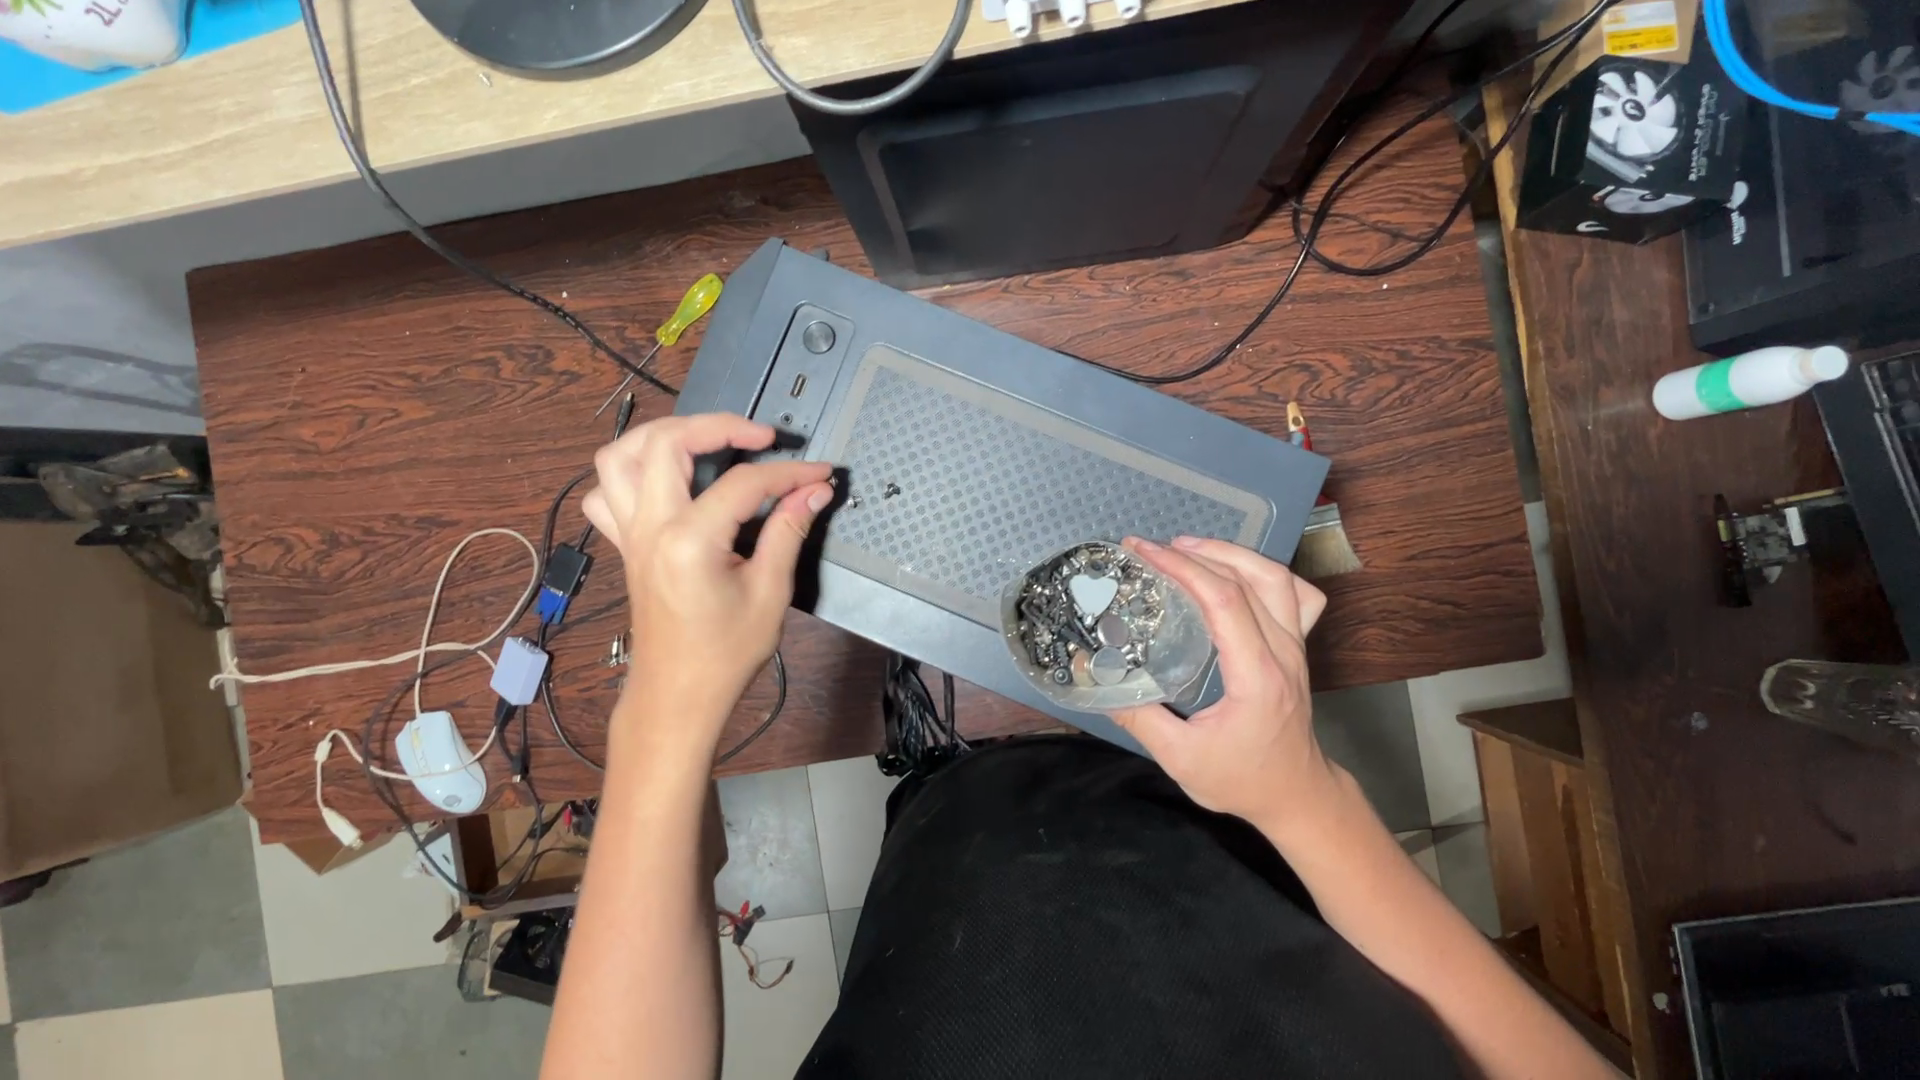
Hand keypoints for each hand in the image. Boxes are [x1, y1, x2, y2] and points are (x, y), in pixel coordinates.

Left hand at [582, 414, 833, 749]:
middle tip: (760, 437)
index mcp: (688, 541)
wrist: (679, 694)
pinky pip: (605, 494)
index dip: (789, 472)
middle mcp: (650, 527)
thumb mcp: (770, 592)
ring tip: (705, 439)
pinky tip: (664, 480)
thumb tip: (814, 489)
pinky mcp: (625, 544)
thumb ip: (789, 530)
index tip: (820, 473)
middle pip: (666, 442)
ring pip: (619, 455)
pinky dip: (629, 473)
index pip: (743, 482)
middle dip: (718, 426)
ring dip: (662, 435)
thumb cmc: (725, 653)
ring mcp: (630, 534)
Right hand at [1110, 536, 1337, 831]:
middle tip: (1152, 547)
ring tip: (1187, 547)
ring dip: (1231, 554)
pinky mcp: (1298, 648)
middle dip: (1197, 553)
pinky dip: (1266, 573)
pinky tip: (1236, 571)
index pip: (1224, 601)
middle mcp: (1284, 652)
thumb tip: (1091, 677)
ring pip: (1276, 579)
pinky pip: (1296, 595)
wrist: (1296, 796)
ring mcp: (1297, 647)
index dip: (1183, 568)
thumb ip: (1137, 717)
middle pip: (1250, 579)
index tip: (1143, 552)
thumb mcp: (1180, 757)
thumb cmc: (1240, 780)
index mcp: (1257, 675)